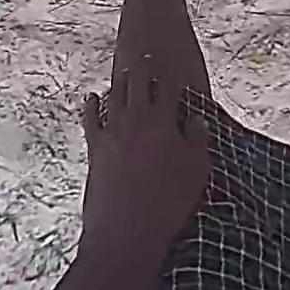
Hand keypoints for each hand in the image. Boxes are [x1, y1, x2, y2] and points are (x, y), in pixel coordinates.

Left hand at [78, 60, 210, 259]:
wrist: (125, 234)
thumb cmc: (167, 204)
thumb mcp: (196, 172)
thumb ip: (198, 141)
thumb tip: (197, 121)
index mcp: (162, 121)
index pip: (166, 87)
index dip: (169, 75)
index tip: (170, 67)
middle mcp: (135, 118)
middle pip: (137, 81)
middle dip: (143, 67)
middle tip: (145, 56)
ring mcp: (112, 131)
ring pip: (114, 94)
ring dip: (120, 81)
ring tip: (125, 72)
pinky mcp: (95, 147)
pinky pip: (90, 118)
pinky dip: (91, 105)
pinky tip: (92, 98)